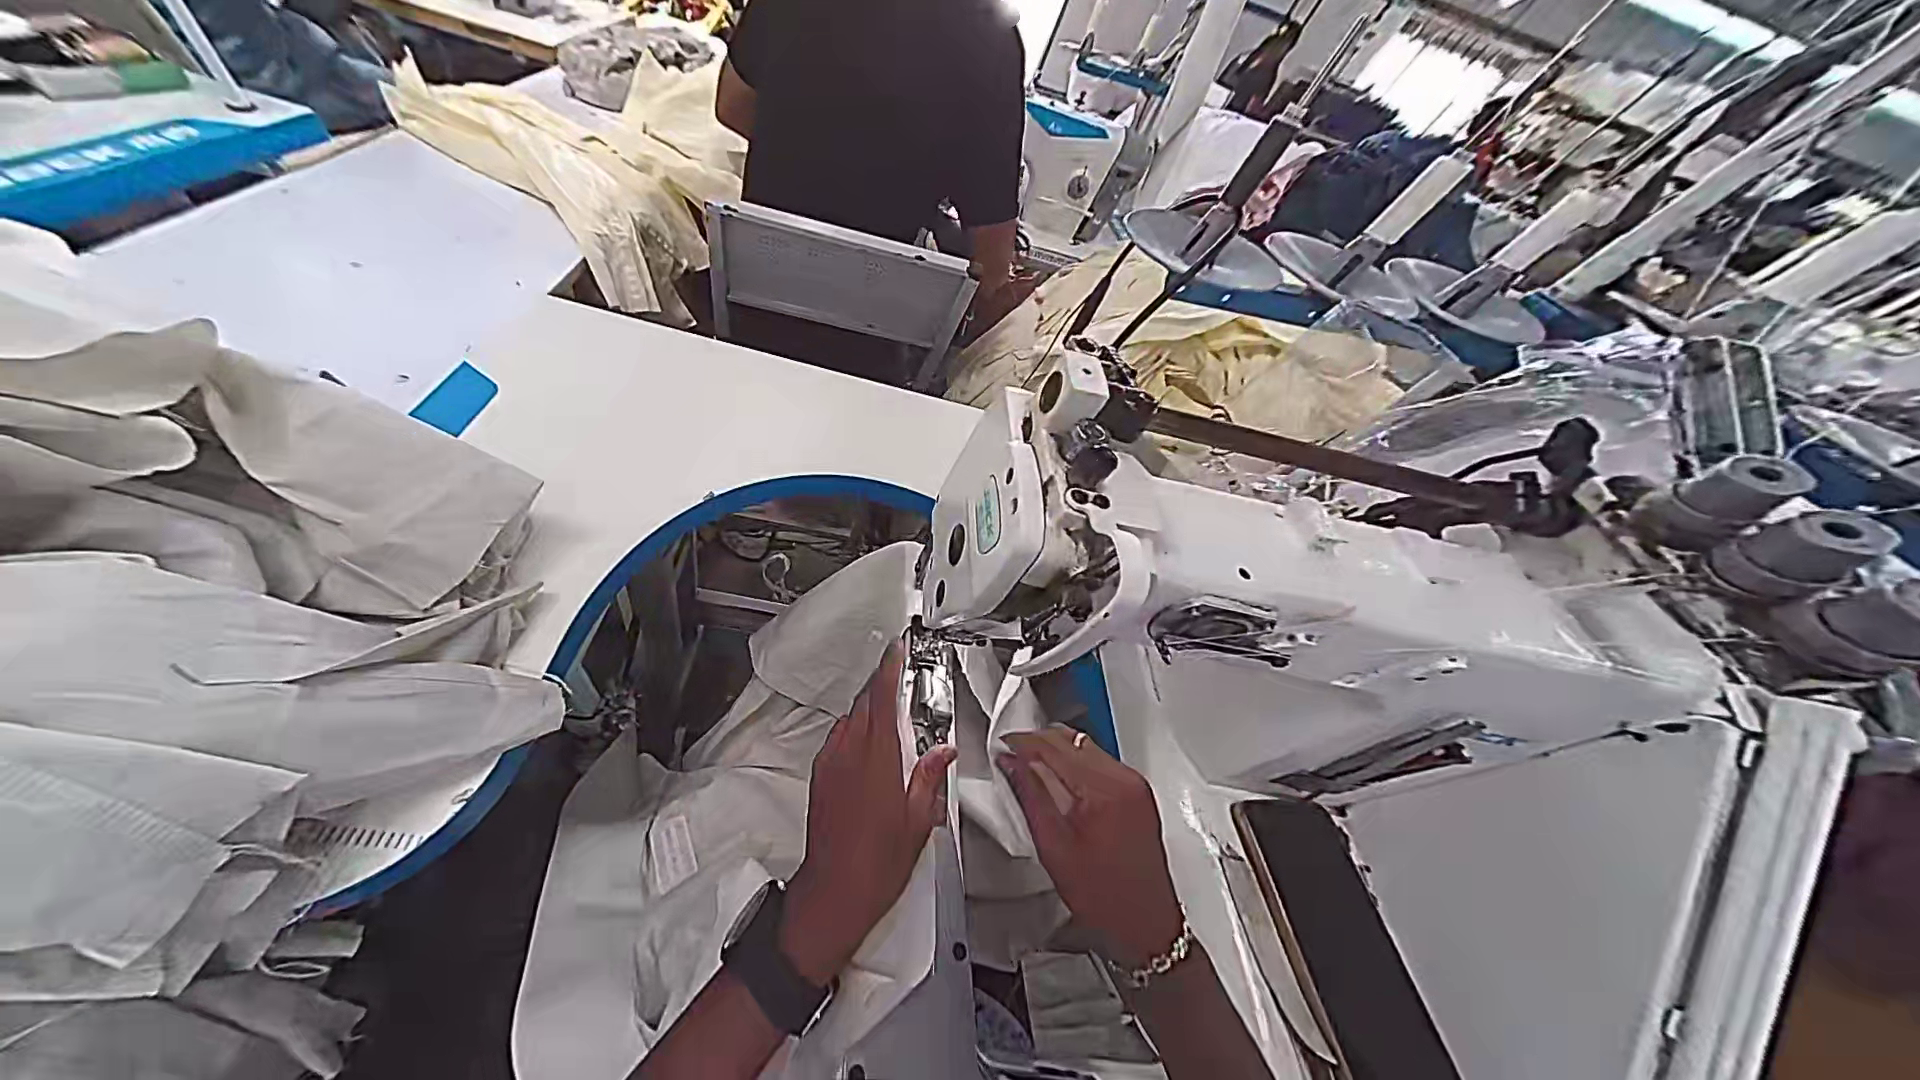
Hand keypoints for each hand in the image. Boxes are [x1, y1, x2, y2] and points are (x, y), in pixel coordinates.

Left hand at [782, 643, 956, 984]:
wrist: (832, 893)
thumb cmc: (876, 863)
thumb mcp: (918, 820)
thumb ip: (930, 776)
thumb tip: (943, 751)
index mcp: (878, 758)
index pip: (882, 697)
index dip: (889, 668)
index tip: (896, 649)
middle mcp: (849, 754)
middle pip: (864, 702)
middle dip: (882, 684)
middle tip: (901, 679)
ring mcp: (830, 764)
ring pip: (851, 719)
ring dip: (869, 708)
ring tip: (891, 715)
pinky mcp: (820, 778)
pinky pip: (838, 738)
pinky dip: (855, 730)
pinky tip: (870, 746)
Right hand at [998, 729, 1183, 969]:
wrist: (1146, 924)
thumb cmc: (1107, 898)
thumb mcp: (1054, 847)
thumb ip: (1031, 796)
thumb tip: (1013, 764)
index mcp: (1103, 791)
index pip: (1054, 747)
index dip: (1023, 742)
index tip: (1005, 746)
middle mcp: (1124, 780)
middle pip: (1071, 739)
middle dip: (1038, 742)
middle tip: (1013, 754)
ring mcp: (1134, 784)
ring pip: (1085, 746)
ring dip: (1057, 750)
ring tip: (1032, 767)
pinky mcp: (1137, 791)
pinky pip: (1100, 761)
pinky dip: (1076, 762)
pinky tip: (1059, 780)